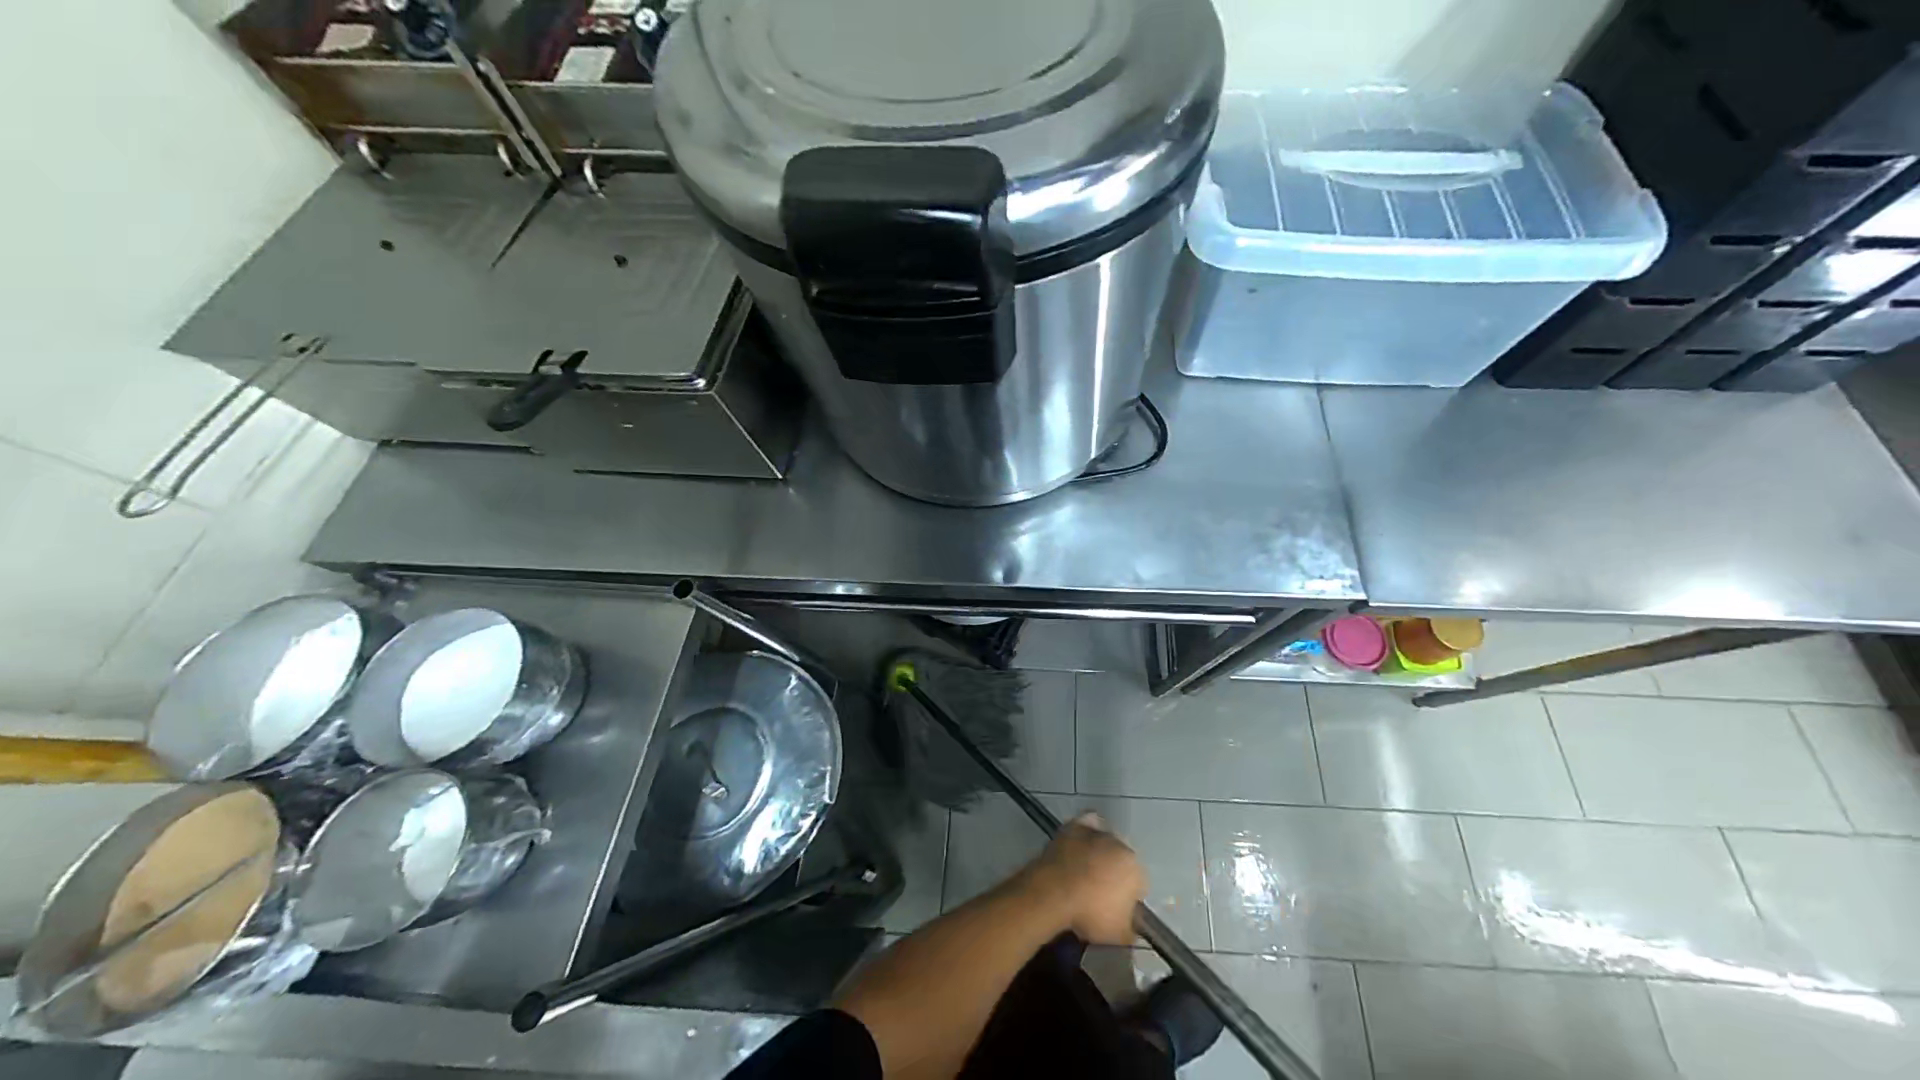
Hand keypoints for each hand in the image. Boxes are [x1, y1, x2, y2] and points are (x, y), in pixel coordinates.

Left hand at [1022, 813, 1145, 945]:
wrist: (1052, 893)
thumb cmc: (1089, 914)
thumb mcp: (1119, 936)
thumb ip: (1131, 930)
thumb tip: (1132, 928)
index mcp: (1135, 868)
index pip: (1140, 884)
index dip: (1129, 899)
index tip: (1117, 910)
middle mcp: (1120, 844)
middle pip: (1123, 860)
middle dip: (1116, 873)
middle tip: (1101, 892)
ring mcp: (1096, 832)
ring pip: (1106, 841)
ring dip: (1102, 853)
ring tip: (1088, 870)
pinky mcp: (1074, 827)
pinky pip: (1087, 824)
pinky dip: (1087, 832)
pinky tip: (1082, 843)